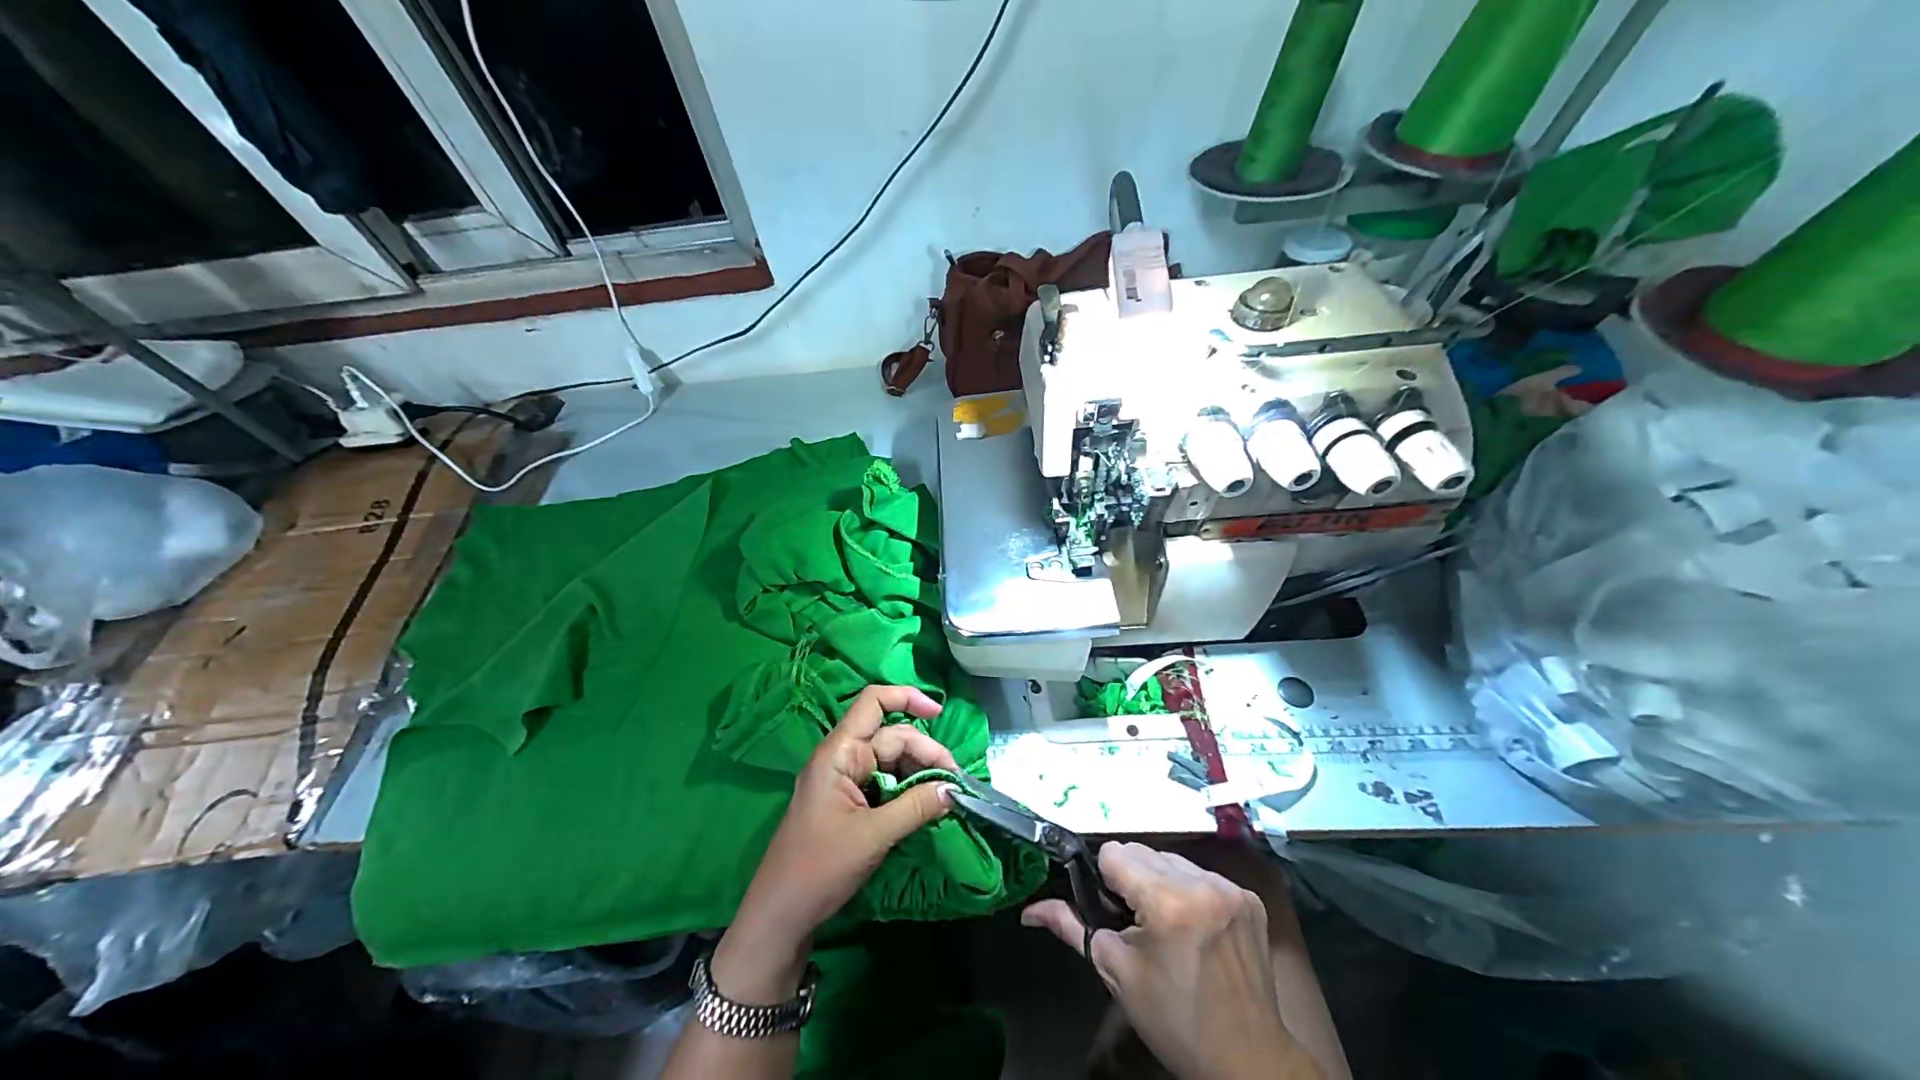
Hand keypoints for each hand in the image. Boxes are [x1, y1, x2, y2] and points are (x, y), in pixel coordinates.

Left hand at [712, 685, 958, 1003]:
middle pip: (891, 736)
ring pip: (892, 761)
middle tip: (954, 783)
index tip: (939, 713)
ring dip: (919, 773)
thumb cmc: (819, 867)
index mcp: (838, 753)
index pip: (872, 703)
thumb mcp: (873, 835)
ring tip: (945, 796)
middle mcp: (841, 758)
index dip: (907, 698)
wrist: (781, 914)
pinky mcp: (849, 802)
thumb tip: (953, 789)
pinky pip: (885, 783)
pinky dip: (908, 790)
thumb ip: (916, 807)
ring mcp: (844, 780)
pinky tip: (927, 805)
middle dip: (925, 752)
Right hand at [1023, 843, 1320, 1079]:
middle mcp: (1204, 885)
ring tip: (1166, 925)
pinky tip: (1194, 926)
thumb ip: (1072, 927)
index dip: (1105, 879)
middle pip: (1145, 852)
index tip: (1111, 909)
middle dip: (1132, 879)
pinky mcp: (1250, 898)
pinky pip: (1204, 875)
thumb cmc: (1174, 1020)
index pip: (1116, 853)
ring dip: (1161, 882)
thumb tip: (1031, 910)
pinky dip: (1191, 892)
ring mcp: (1233, 889)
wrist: (1246, 1059)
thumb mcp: (1116, 973)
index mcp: (1169, 902)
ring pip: (1174, 860)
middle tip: (1135, 922)